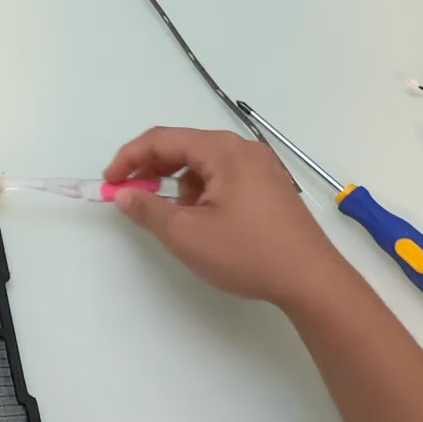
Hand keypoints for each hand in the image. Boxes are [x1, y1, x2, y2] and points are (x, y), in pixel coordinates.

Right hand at [104, 127, 356, 308]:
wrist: (313, 282)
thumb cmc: (247, 253)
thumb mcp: (187, 234)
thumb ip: (148, 209)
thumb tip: (124, 194)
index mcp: (222, 150)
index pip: (162, 139)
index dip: (129, 158)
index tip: (109, 183)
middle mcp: (242, 149)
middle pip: (183, 147)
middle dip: (151, 170)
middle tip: (131, 196)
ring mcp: (260, 166)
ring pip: (203, 163)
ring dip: (177, 183)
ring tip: (172, 215)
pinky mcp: (270, 186)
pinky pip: (223, 176)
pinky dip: (202, 190)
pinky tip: (203, 220)